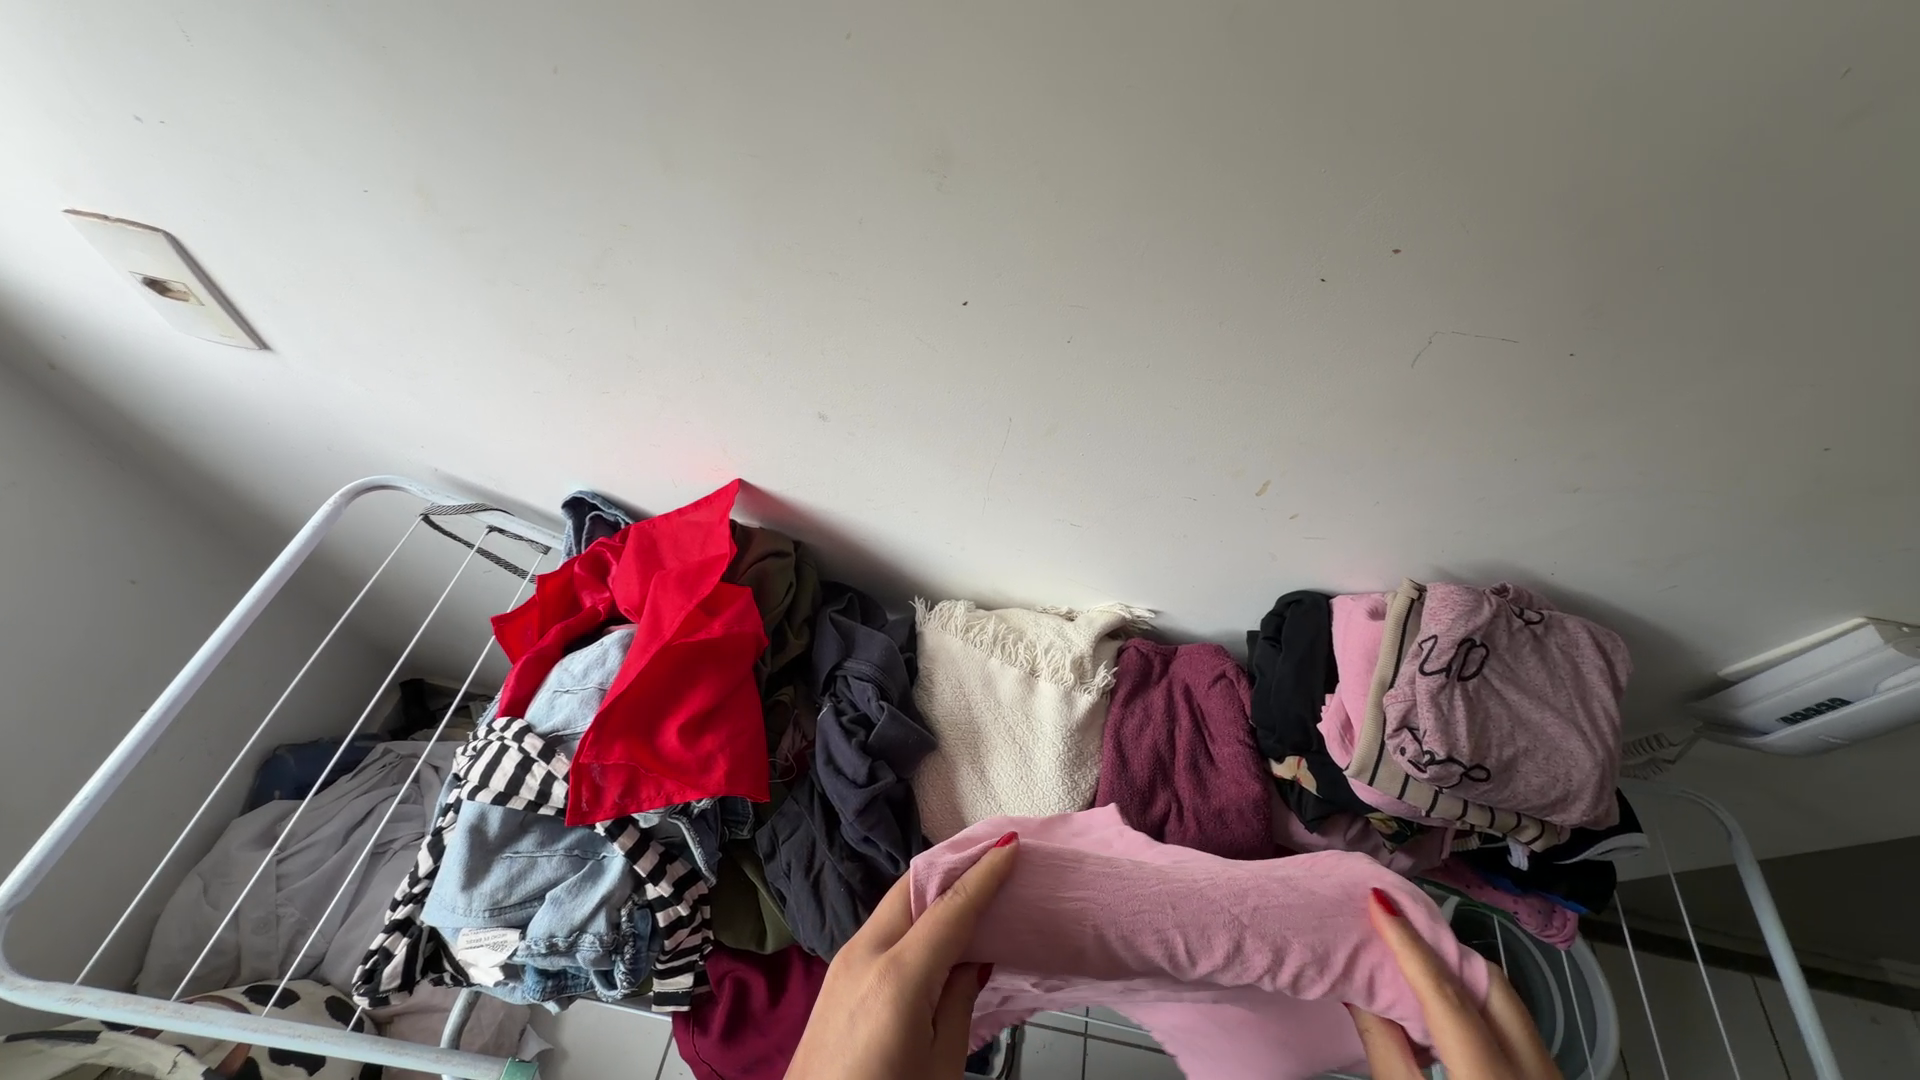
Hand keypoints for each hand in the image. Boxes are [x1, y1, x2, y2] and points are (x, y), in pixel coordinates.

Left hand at [786, 832, 1019, 1079]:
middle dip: (952, 866)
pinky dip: (910, 913)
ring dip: (930, 887)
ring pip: (893, 903)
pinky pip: (881, 926)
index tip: (1009, 844)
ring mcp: (843, 961)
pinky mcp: (835, 974)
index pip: (950, 908)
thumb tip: (972, 958)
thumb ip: (959, 999)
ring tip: (968, 883)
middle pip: (912, 888)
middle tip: (989, 857)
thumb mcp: (940, 1063)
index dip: (984, 874)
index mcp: (898, 976)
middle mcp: (864, 953)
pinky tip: (932, 924)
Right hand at [1348, 887, 1562, 1078]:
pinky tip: (1445, 1012)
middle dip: (1444, 951)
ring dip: (1461, 978)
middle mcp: (1537, 1077)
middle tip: (1396, 927)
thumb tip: (1360, 990)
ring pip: (1510, 1007)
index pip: (1447, 997)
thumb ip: (1386, 1050)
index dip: (1409, 945)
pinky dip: (1479, 1009)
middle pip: (1493, 988)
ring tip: (1414, 962)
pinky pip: (1516, 1032)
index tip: (1379, 901)